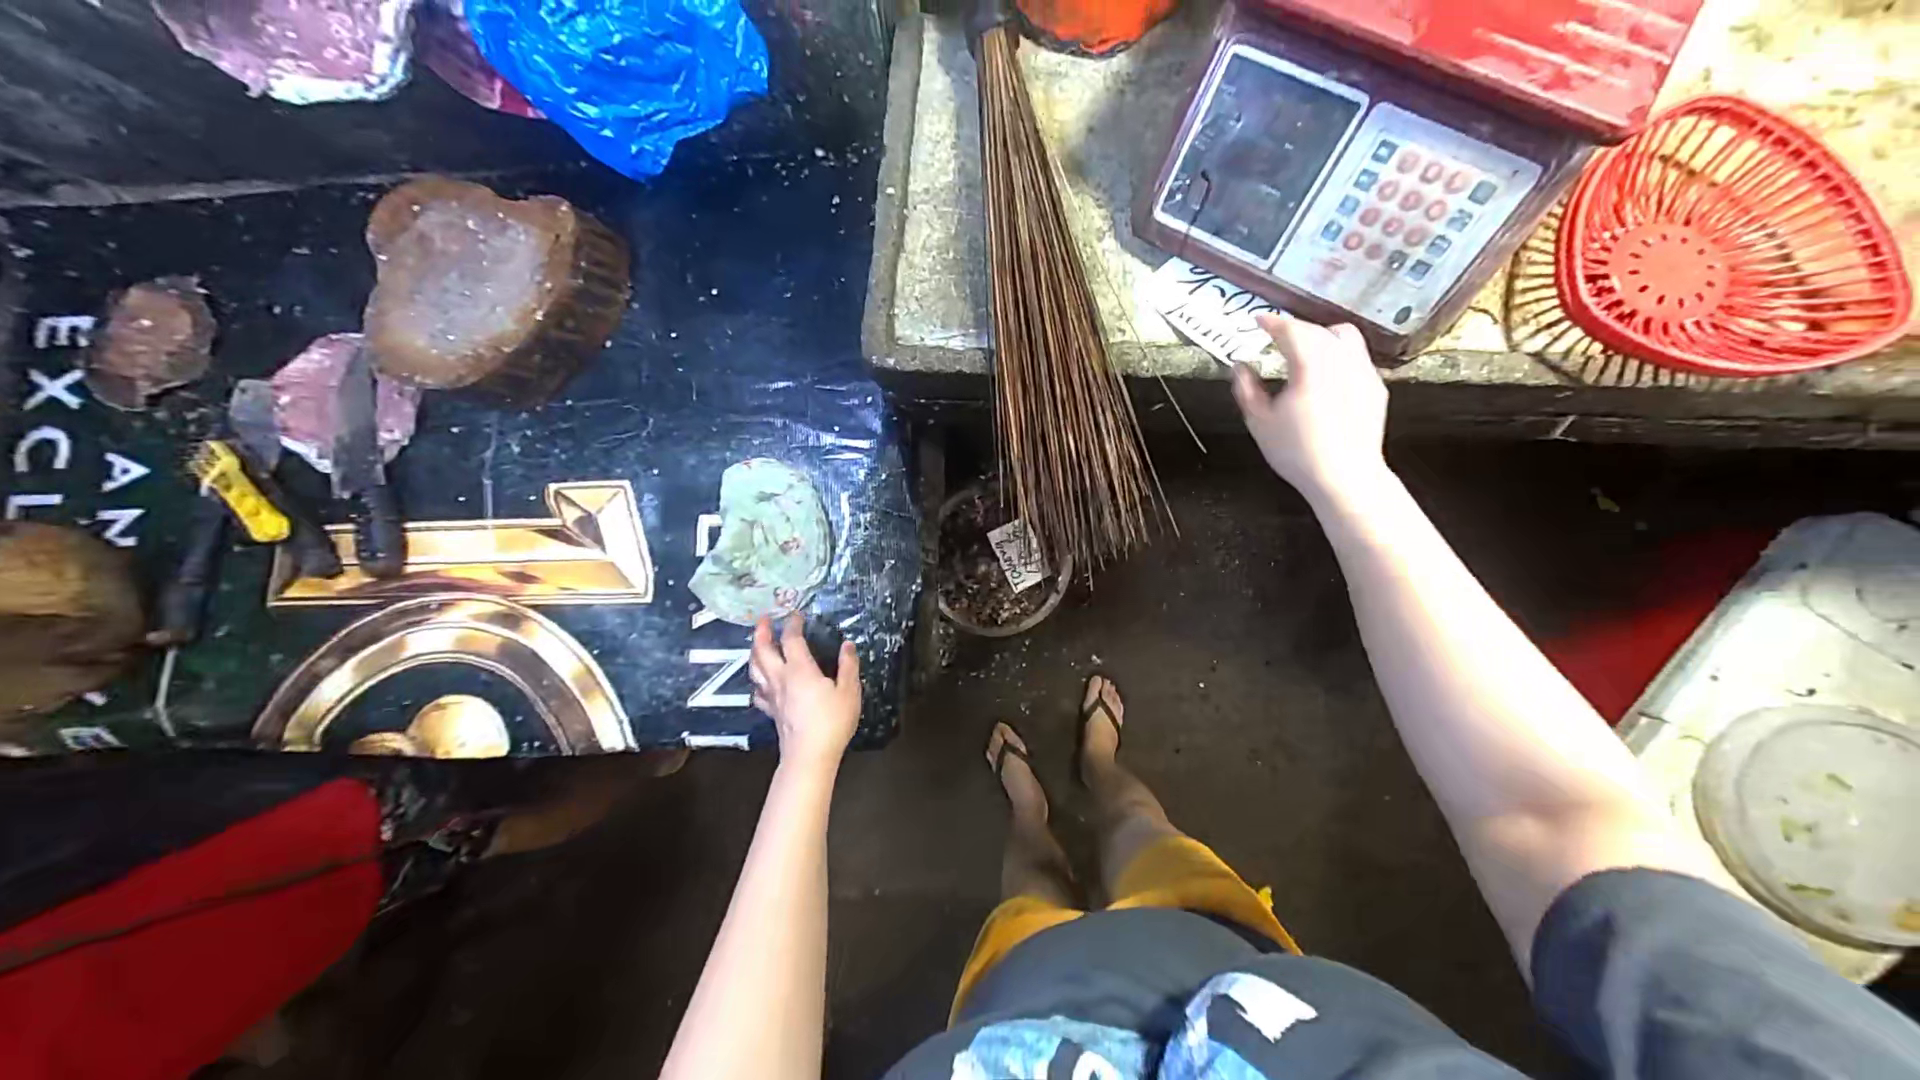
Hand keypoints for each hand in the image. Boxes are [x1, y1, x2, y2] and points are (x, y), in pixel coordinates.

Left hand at [749, 614, 860, 770]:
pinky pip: (758, 692)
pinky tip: (761, 682)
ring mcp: (773, 696)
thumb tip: (847, 645)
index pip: (791, 639)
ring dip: (754, 652)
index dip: (793, 624)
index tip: (796, 614)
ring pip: (755, 669)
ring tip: (757, 644)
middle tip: (764, 620)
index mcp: (800, 669)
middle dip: (762, 632)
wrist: (809, 755)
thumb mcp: (849, 691)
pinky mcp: (771, 711)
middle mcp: (781, 678)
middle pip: (762, 650)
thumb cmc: (832, 721)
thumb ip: (848, 666)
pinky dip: (757, 681)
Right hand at [1231, 312, 1389, 503]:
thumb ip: (1246, 388)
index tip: (1259, 320)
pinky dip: (1339, 355)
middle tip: (1276, 336)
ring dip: (1321, 336)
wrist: (1344, 476)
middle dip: (1295, 328)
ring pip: (1344, 337)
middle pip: (1318, 329)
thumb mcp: (1259, 421)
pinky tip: (1326, 373)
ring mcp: (1362, 372)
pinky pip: (1357, 357)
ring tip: (1304, 349)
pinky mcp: (1375, 387)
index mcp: (1310, 365)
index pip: (1291, 329)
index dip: (1272, 321)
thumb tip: (1240, 368)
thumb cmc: (1299, 452)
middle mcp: (1341, 361)